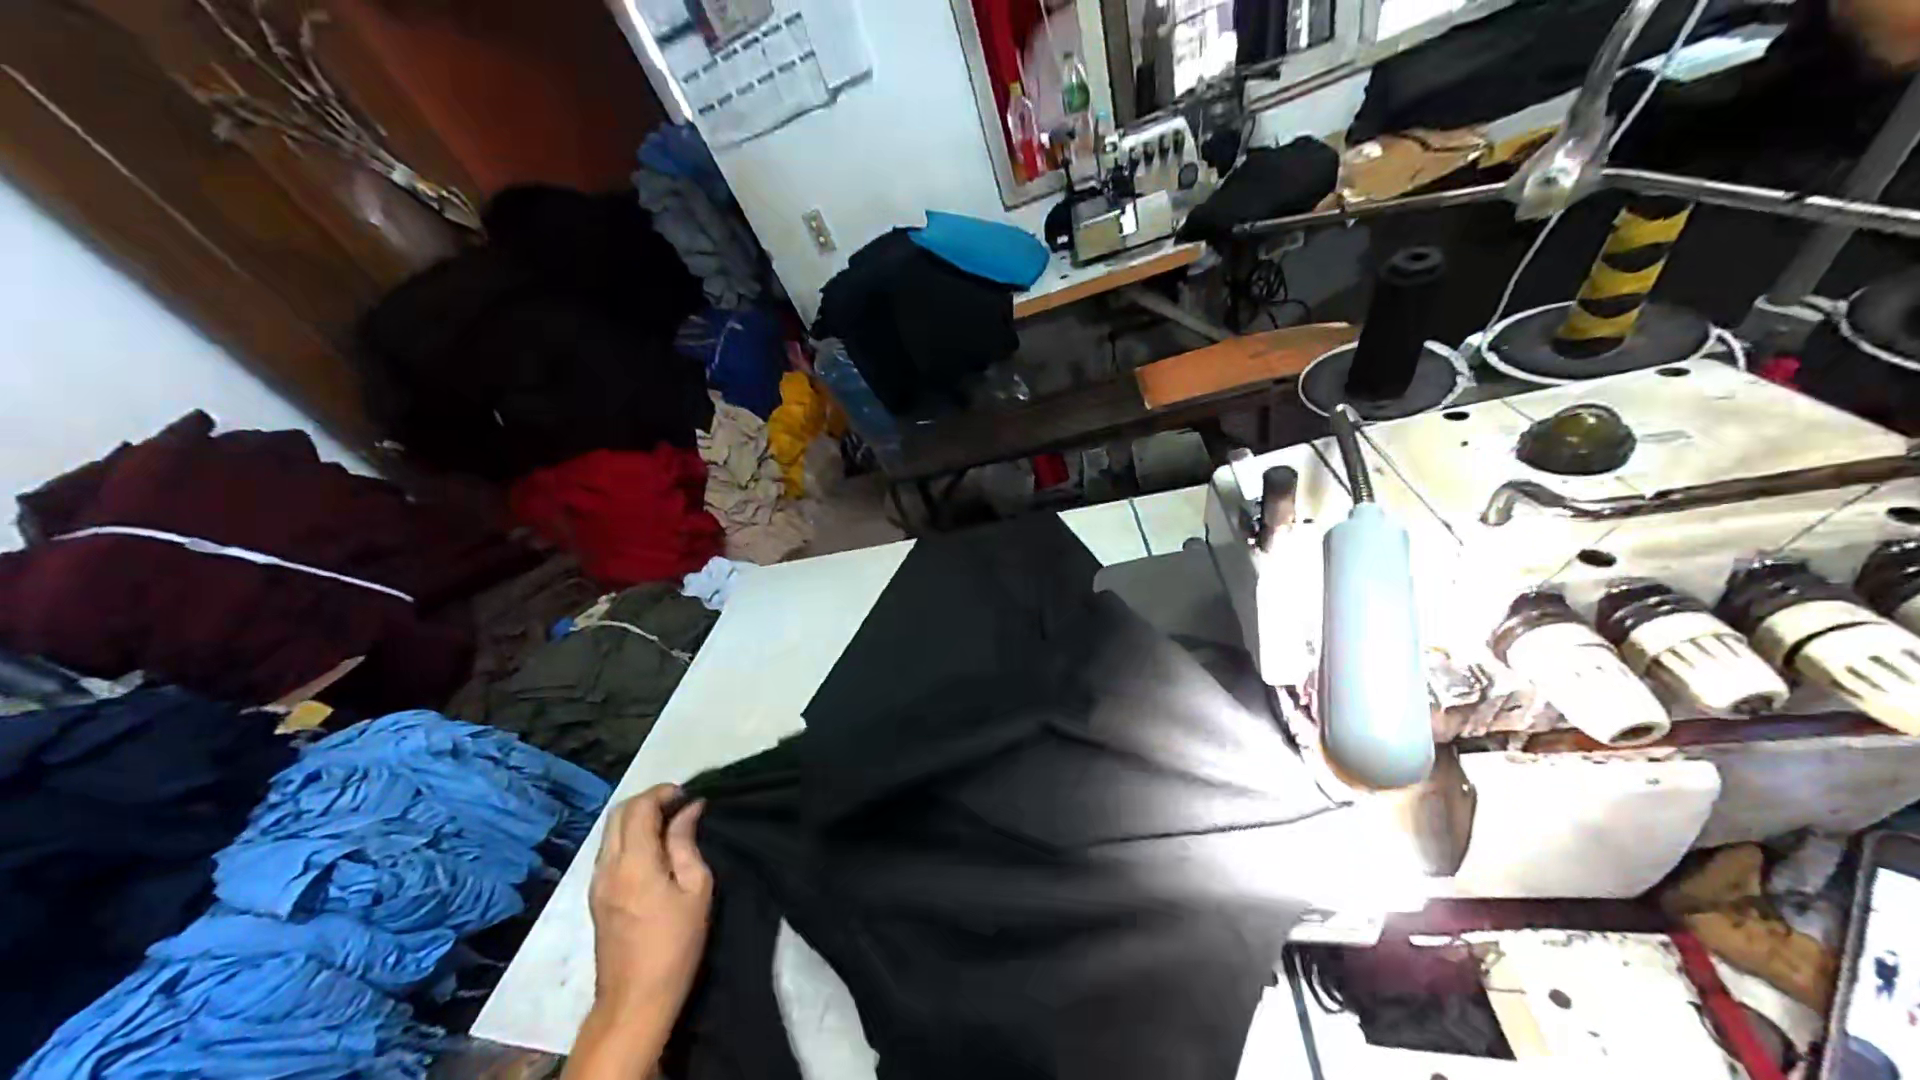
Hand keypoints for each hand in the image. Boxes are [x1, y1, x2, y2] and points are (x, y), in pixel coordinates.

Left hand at [588, 784, 712, 1013]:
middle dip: (649, 800)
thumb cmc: (675, 943)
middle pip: (619, 813)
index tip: (689, 796)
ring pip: (611, 831)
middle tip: (680, 806)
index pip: (639, 807)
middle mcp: (607, 866)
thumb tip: (689, 809)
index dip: (663, 792)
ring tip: (670, 825)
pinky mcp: (596, 896)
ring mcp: (596, 882)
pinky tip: (654, 849)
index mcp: (633, 862)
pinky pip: (610, 850)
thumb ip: (686, 843)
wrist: (635, 998)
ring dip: (638, 817)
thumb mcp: (696, 889)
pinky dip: (630, 836)